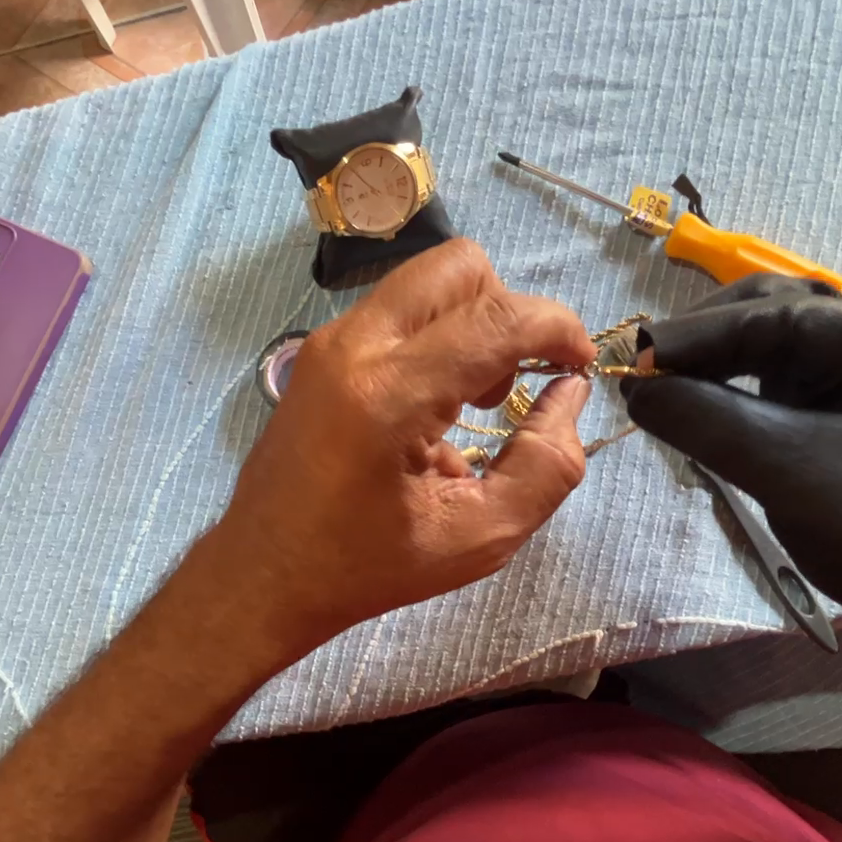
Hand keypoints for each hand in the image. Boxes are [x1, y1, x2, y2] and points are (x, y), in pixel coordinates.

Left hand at [212, 239, 596, 652]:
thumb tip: (569, 394)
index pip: (495, 319)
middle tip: (510, 383)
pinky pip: (396, 311)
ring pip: (424, 282)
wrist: (263, 575)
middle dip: (507, 310)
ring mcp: (328, 343)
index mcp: (387, 394)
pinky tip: (429, 409)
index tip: (579, 365)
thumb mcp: (476, 538)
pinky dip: (434, 338)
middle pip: (457, 267)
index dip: (556, 330)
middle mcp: (353, 345)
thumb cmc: (366, 568)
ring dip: (469, 322)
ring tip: (470, 400)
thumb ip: (546, 466)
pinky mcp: (318, 352)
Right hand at [620, 275, 841, 697]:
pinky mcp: (825, 411)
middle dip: (706, 338)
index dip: (707, 331)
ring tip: (652, 381)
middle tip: (641, 367)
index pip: (791, 317)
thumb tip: (635, 387)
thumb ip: (711, 423)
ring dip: (707, 360)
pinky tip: (684, 398)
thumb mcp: (794, 476)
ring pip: (765, 346)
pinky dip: (718, 387)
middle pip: (778, 316)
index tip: (640, 355)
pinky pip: (762, 383)